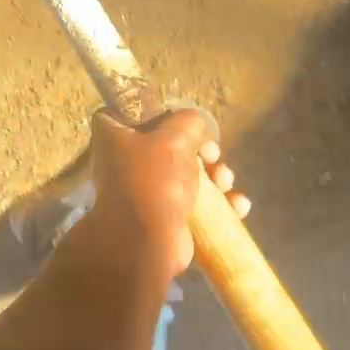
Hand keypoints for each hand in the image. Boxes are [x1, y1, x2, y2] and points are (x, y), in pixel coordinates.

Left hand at [85, 108, 249, 279]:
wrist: (146, 238)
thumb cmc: (153, 179)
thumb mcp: (173, 138)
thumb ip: (188, 122)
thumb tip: (195, 123)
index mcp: (111, 136)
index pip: (120, 112)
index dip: (148, 111)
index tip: (174, 117)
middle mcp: (122, 160)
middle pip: (165, 143)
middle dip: (198, 148)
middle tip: (210, 155)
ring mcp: (144, 189)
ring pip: (186, 172)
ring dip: (214, 175)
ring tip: (223, 182)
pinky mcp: (166, 214)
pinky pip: (197, 202)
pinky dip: (220, 203)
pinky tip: (237, 205)